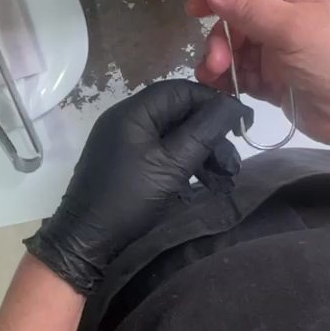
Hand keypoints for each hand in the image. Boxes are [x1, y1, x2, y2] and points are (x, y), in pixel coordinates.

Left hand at [26, 79, 247, 294]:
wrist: (86, 240)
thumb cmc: (128, 199)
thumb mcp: (172, 165)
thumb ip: (204, 131)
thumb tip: (233, 104)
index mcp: (133, 112)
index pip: (182, 91)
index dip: (215, 104)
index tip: (243, 124)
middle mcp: (127, 119)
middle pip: (180, 115)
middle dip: (211, 137)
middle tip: (234, 164)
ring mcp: (125, 141)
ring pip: (175, 136)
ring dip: (203, 155)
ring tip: (225, 181)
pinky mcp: (127, 161)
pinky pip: (162, 153)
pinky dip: (185, 165)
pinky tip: (205, 183)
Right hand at [184, 0, 329, 151]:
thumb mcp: (292, 28)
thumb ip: (249, 8)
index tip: (195, 11)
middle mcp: (285, 22)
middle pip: (237, 20)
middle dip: (221, 39)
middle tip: (215, 62)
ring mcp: (279, 54)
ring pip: (236, 50)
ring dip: (219, 62)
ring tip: (213, 78)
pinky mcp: (275, 84)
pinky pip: (242, 77)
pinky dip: (228, 81)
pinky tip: (221, 89)